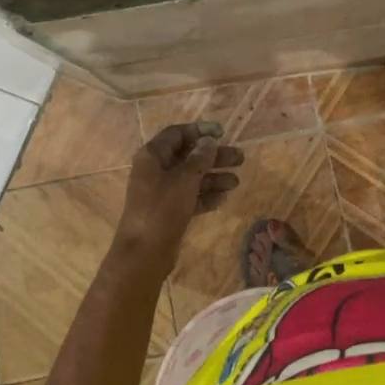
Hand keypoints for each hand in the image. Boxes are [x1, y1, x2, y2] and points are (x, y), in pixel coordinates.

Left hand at [115, 122, 243, 267]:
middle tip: (239, 158)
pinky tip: (223, 198)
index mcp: (152, 156)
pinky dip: (205, 196)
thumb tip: (208, 141)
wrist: (144, 253)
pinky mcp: (169, 211)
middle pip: (188, 156)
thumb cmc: (162, 209)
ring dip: (213, 177)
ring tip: (236, 181)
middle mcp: (155, 170)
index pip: (177, 134)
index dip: (199, 131)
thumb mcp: (184, 179)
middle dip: (213, 157)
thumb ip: (199, 158)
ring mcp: (162, 192)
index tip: (222, 132)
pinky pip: (190, 197)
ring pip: (191, 178)